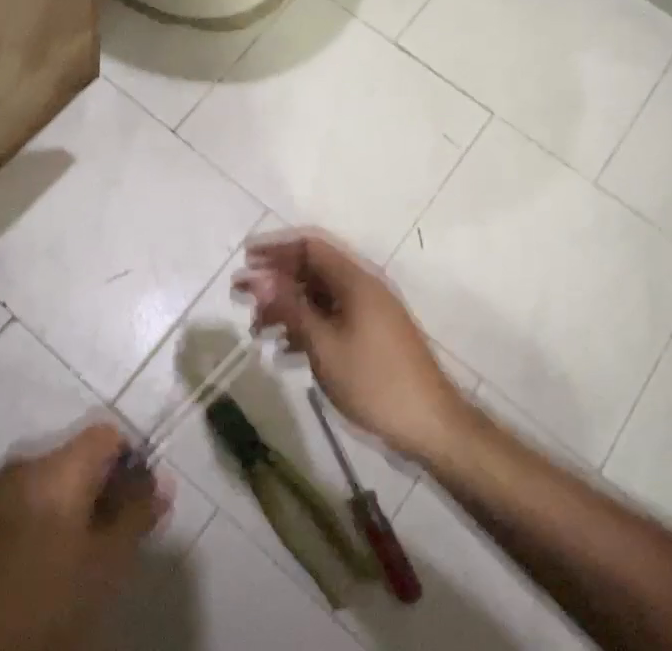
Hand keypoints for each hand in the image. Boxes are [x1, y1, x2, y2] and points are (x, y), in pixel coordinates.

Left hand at [0, 422, 168, 650]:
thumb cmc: (34, 597)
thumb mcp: (101, 566)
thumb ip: (134, 517)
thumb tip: (161, 480)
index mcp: (56, 467)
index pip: (107, 434)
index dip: (133, 463)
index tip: (140, 507)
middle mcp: (20, 465)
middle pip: (76, 460)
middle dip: (102, 494)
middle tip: (114, 544)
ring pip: (46, 486)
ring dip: (70, 514)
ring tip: (78, 565)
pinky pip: (18, 506)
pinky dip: (38, 527)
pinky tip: (38, 572)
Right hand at [238, 228, 475, 459]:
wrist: (431, 424)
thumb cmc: (374, 380)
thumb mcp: (323, 344)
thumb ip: (290, 308)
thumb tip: (258, 278)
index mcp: (356, 282)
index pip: (310, 247)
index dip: (275, 249)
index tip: (244, 260)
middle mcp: (363, 289)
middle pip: (312, 271)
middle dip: (274, 281)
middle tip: (240, 297)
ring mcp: (369, 313)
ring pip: (319, 298)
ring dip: (286, 308)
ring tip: (257, 331)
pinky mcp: (371, 336)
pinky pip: (331, 319)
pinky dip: (305, 327)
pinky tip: (284, 351)